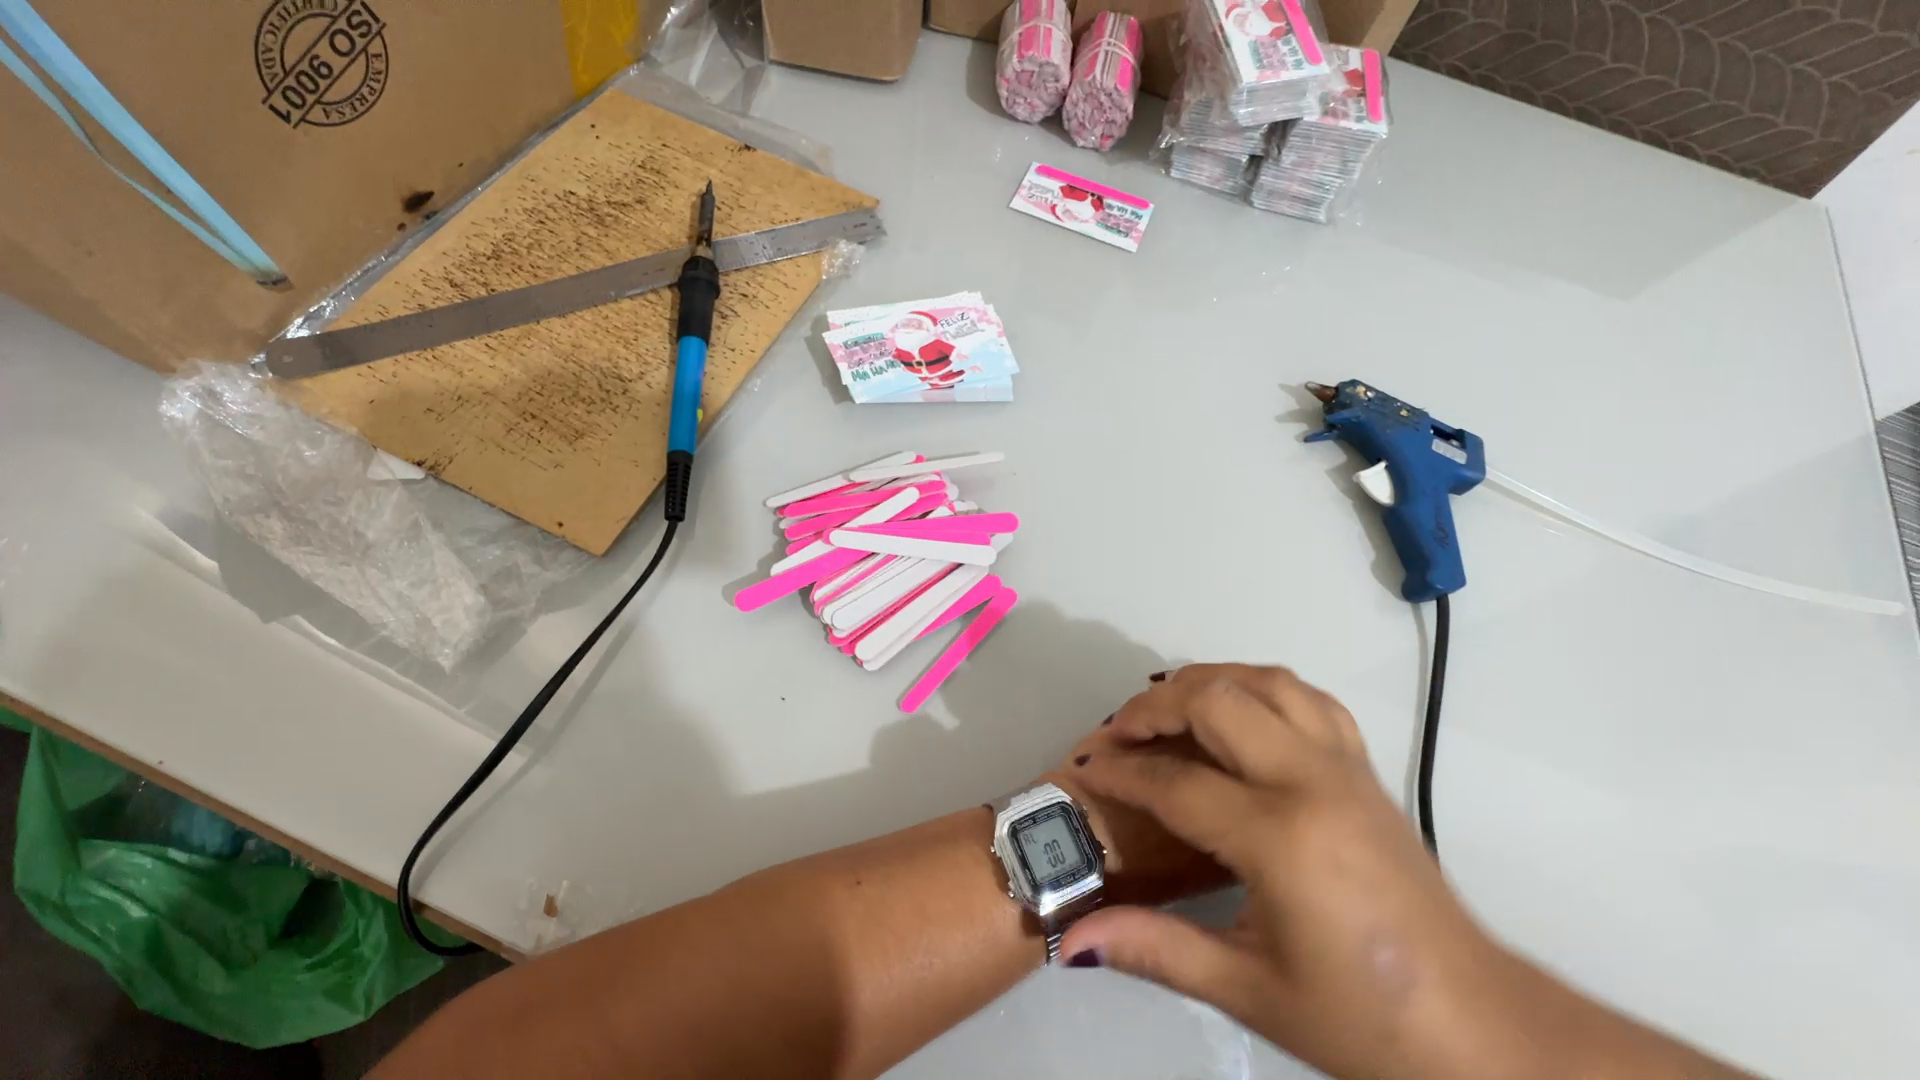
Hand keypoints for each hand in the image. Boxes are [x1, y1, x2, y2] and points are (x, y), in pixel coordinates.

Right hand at [1056, 664, 1524, 1079]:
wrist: (1475, 1025)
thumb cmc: (1359, 1017)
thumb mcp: (1248, 989)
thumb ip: (1155, 948)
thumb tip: (1068, 939)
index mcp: (1281, 838)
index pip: (1176, 782)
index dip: (1120, 773)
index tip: (1082, 772)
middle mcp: (1312, 783)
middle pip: (1217, 702)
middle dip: (1154, 708)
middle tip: (1118, 736)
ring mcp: (1346, 768)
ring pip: (1267, 682)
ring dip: (1208, 682)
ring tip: (1168, 711)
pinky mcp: (1366, 770)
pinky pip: (1309, 700)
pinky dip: (1262, 690)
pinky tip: (1239, 717)